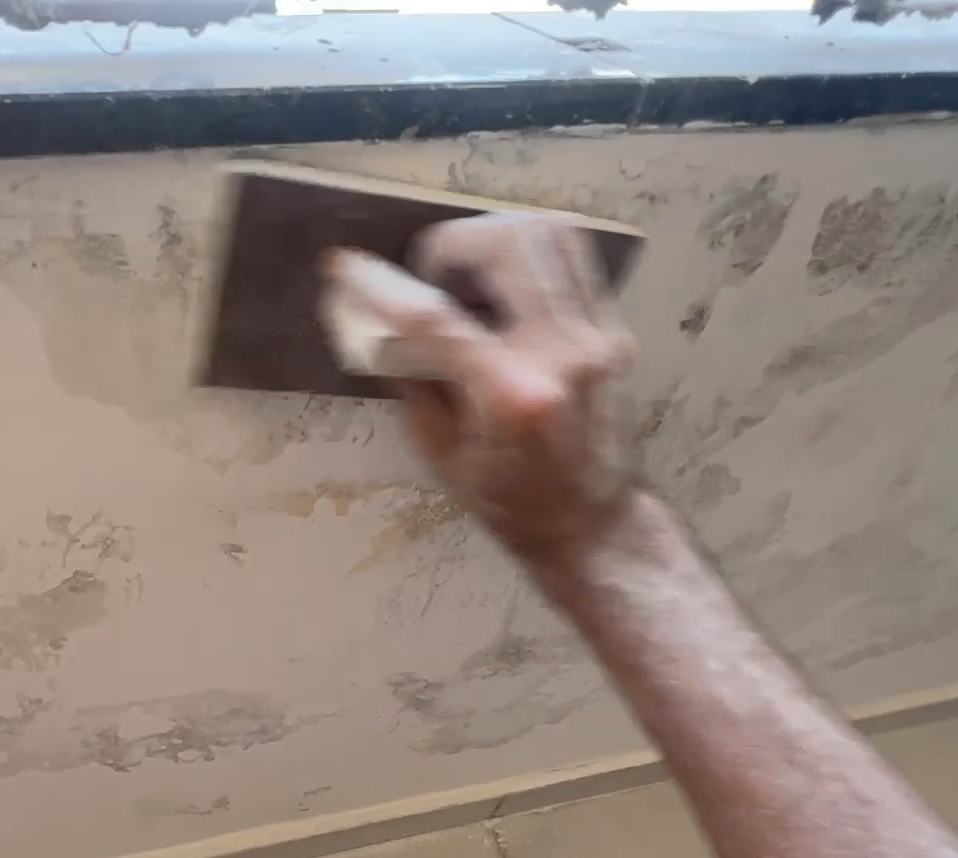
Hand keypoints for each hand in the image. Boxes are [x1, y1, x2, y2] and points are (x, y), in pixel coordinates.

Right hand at [321, 213, 640, 559]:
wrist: (592, 523)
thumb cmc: (508, 503)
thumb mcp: (441, 455)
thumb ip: (413, 385)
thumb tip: (380, 329)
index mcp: (510, 397)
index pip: (434, 319)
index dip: (379, 287)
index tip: (343, 267)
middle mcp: (562, 353)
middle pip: (506, 246)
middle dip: (449, 243)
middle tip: (427, 276)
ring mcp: (598, 336)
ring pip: (550, 233)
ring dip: (493, 235)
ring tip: (466, 270)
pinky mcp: (615, 330)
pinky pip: (574, 256)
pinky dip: (528, 253)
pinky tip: (503, 282)